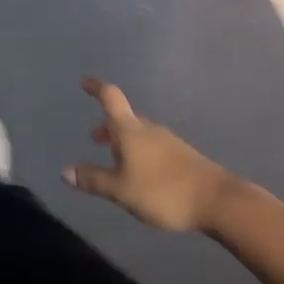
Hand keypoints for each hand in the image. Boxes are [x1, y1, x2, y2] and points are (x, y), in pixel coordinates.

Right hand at [64, 77, 237, 232]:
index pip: (110, 98)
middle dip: (107, 126)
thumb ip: (93, 180)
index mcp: (130, 130)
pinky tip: (144, 175)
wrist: (218, 201)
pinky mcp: (184, 157)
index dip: (96, 87)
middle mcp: (148, 129)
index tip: (84, 82)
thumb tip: (64, 171)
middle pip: (124, 118)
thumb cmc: (163, 191)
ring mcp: (169, 141)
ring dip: (125, 142)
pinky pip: (155, 147)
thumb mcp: (121, 190)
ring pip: (140, 134)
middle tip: (95, 139)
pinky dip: (141, 153)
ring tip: (118, 163)